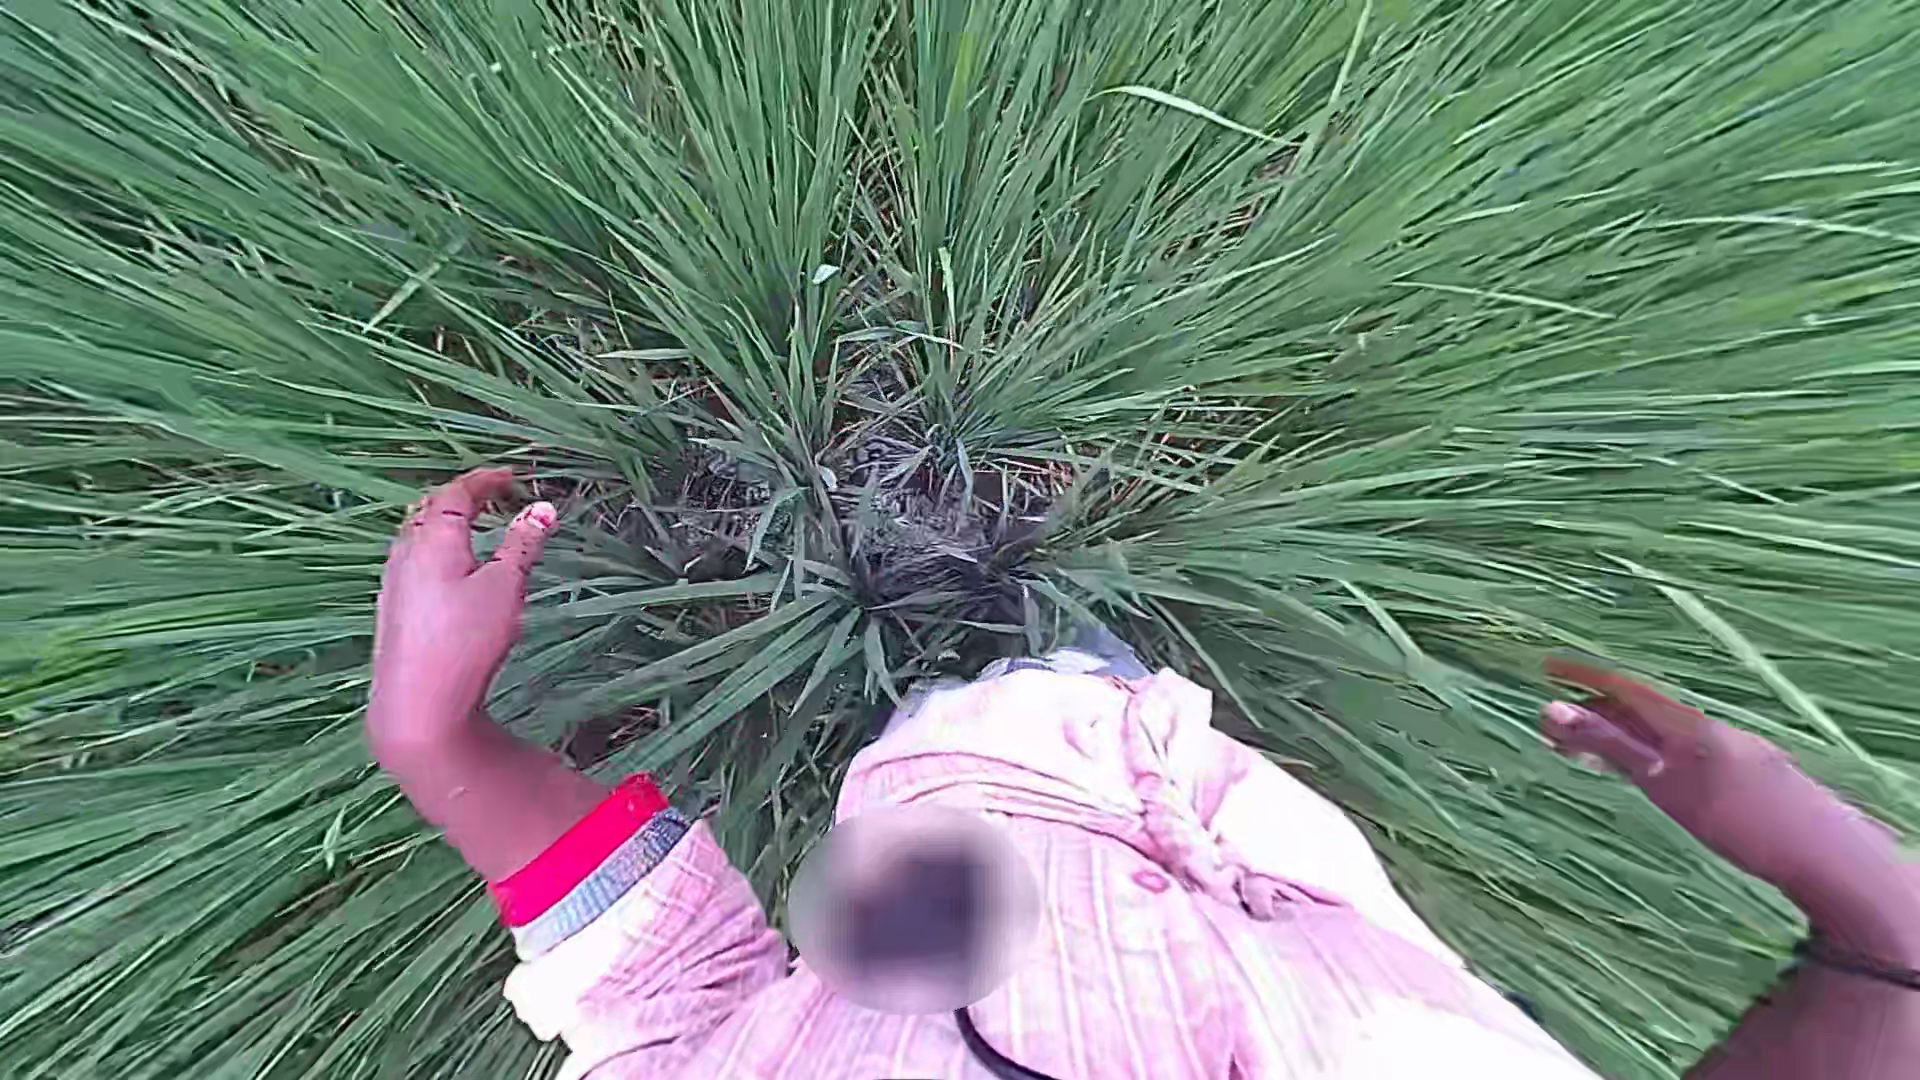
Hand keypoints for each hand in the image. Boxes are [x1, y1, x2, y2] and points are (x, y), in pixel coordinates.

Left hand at [368, 468, 555, 757]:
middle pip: (429, 509)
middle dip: (463, 496)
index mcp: (433, 541)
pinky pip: (415, 555)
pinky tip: (455, 563)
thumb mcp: (506, 585)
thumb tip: (544, 507)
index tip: (511, 475)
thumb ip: (523, 544)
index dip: (483, 480)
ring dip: (448, 519)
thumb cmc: (468, 636)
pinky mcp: (395, 604)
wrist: (419, 698)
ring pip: (418, 533)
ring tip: (479, 523)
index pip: (455, 494)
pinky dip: (439, 543)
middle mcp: (405, 554)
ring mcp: (395, 580)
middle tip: (496, 495)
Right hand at [1542, 659, 1916, 960]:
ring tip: (1587, 756)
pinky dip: (1648, 753)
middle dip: (1593, 715)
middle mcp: (1713, 730)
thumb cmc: (1742, 822)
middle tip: (1553, 733)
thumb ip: (1608, 744)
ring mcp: (1737, 754)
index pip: (1626, 687)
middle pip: (1641, 711)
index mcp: (1691, 725)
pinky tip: (1641, 772)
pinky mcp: (1751, 777)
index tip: (1547, 668)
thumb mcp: (1662, 783)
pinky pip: (1683, 751)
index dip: (1585, 675)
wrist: (1846, 872)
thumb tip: (1550, 708)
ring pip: (1662, 733)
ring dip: (1619, 738)